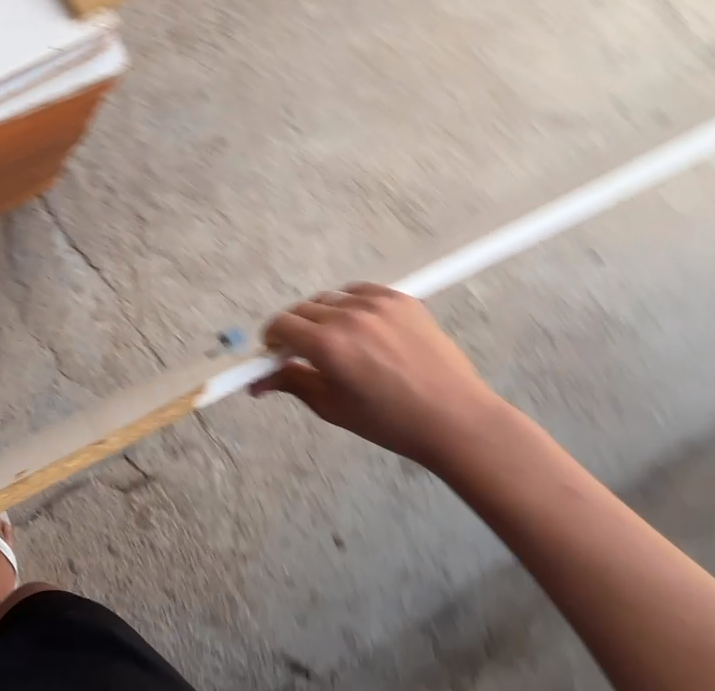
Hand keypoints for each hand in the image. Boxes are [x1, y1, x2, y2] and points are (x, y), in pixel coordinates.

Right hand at [252, 282, 507, 469]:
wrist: (457, 420)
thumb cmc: (391, 422)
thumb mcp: (332, 407)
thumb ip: (291, 383)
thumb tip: (256, 380)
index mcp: (326, 345)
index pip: (279, 325)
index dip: (273, 339)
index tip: (278, 353)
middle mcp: (347, 317)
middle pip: (301, 309)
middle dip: (297, 330)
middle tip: (309, 353)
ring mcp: (376, 304)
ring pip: (329, 299)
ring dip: (324, 317)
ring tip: (342, 342)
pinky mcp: (400, 299)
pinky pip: (360, 291)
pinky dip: (352, 305)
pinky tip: (364, 329)